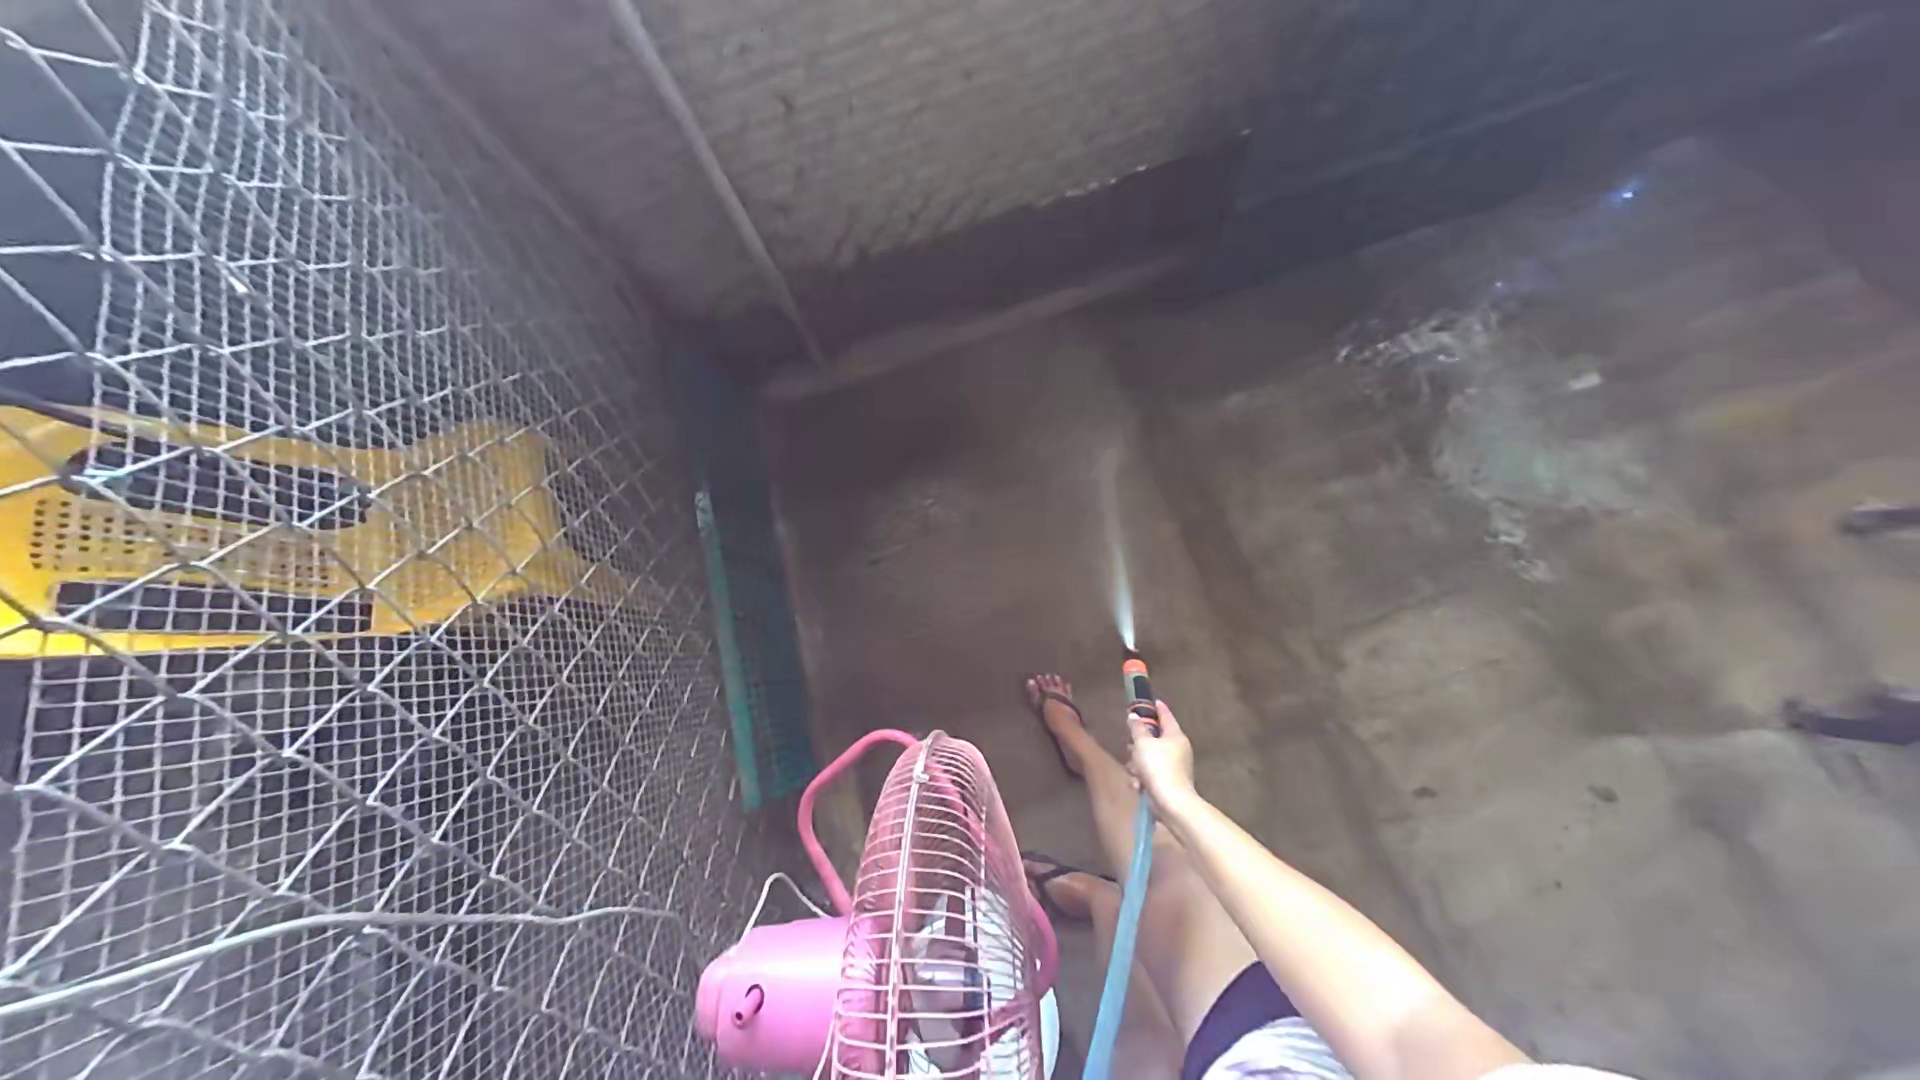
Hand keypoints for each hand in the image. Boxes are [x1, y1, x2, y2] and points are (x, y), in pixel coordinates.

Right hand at [1127, 700, 1195, 812]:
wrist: (1172, 803)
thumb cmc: (1157, 767)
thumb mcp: (1142, 743)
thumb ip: (1137, 728)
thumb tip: (1134, 716)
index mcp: (1175, 735)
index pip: (1166, 715)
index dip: (1156, 707)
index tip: (1149, 701)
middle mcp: (1179, 749)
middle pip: (1157, 737)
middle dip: (1141, 741)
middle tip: (1130, 741)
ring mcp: (1176, 767)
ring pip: (1152, 757)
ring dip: (1139, 761)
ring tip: (1131, 767)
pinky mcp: (1170, 783)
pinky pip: (1153, 773)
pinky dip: (1144, 776)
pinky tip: (1136, 784)